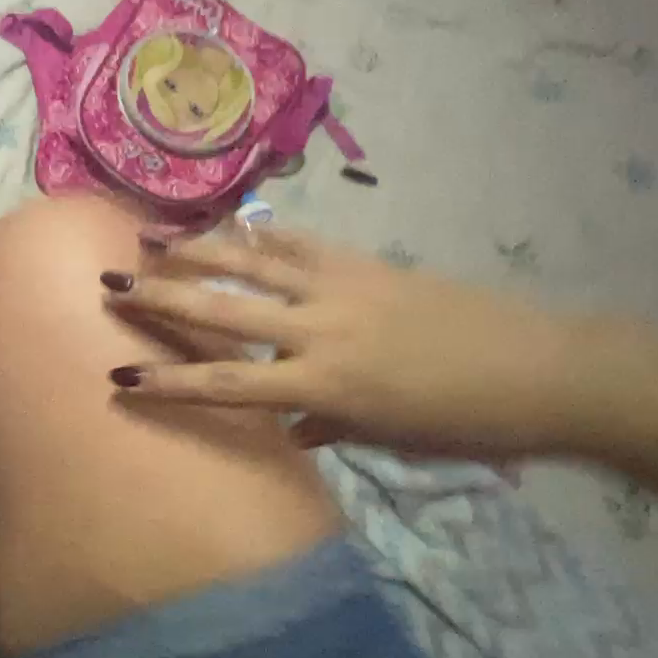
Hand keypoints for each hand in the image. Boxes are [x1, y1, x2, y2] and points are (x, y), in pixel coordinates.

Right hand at [101, 228, 649, 458]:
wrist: (548, 370)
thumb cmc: (466, 421)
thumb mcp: (386, 436)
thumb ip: (322, 423)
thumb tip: (280, 422)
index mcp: (326, 385)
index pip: (227, 384)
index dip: (169, 382)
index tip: (121, 376)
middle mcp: (319, 329)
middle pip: (222, 309)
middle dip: (160, 298)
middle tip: (109, 284)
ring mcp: (339, 287)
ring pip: (249, 261)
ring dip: (193, 248)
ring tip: (147, 237)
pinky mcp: (361, 262)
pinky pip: (296, 241)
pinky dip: (256, 231)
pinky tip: (227, 221)